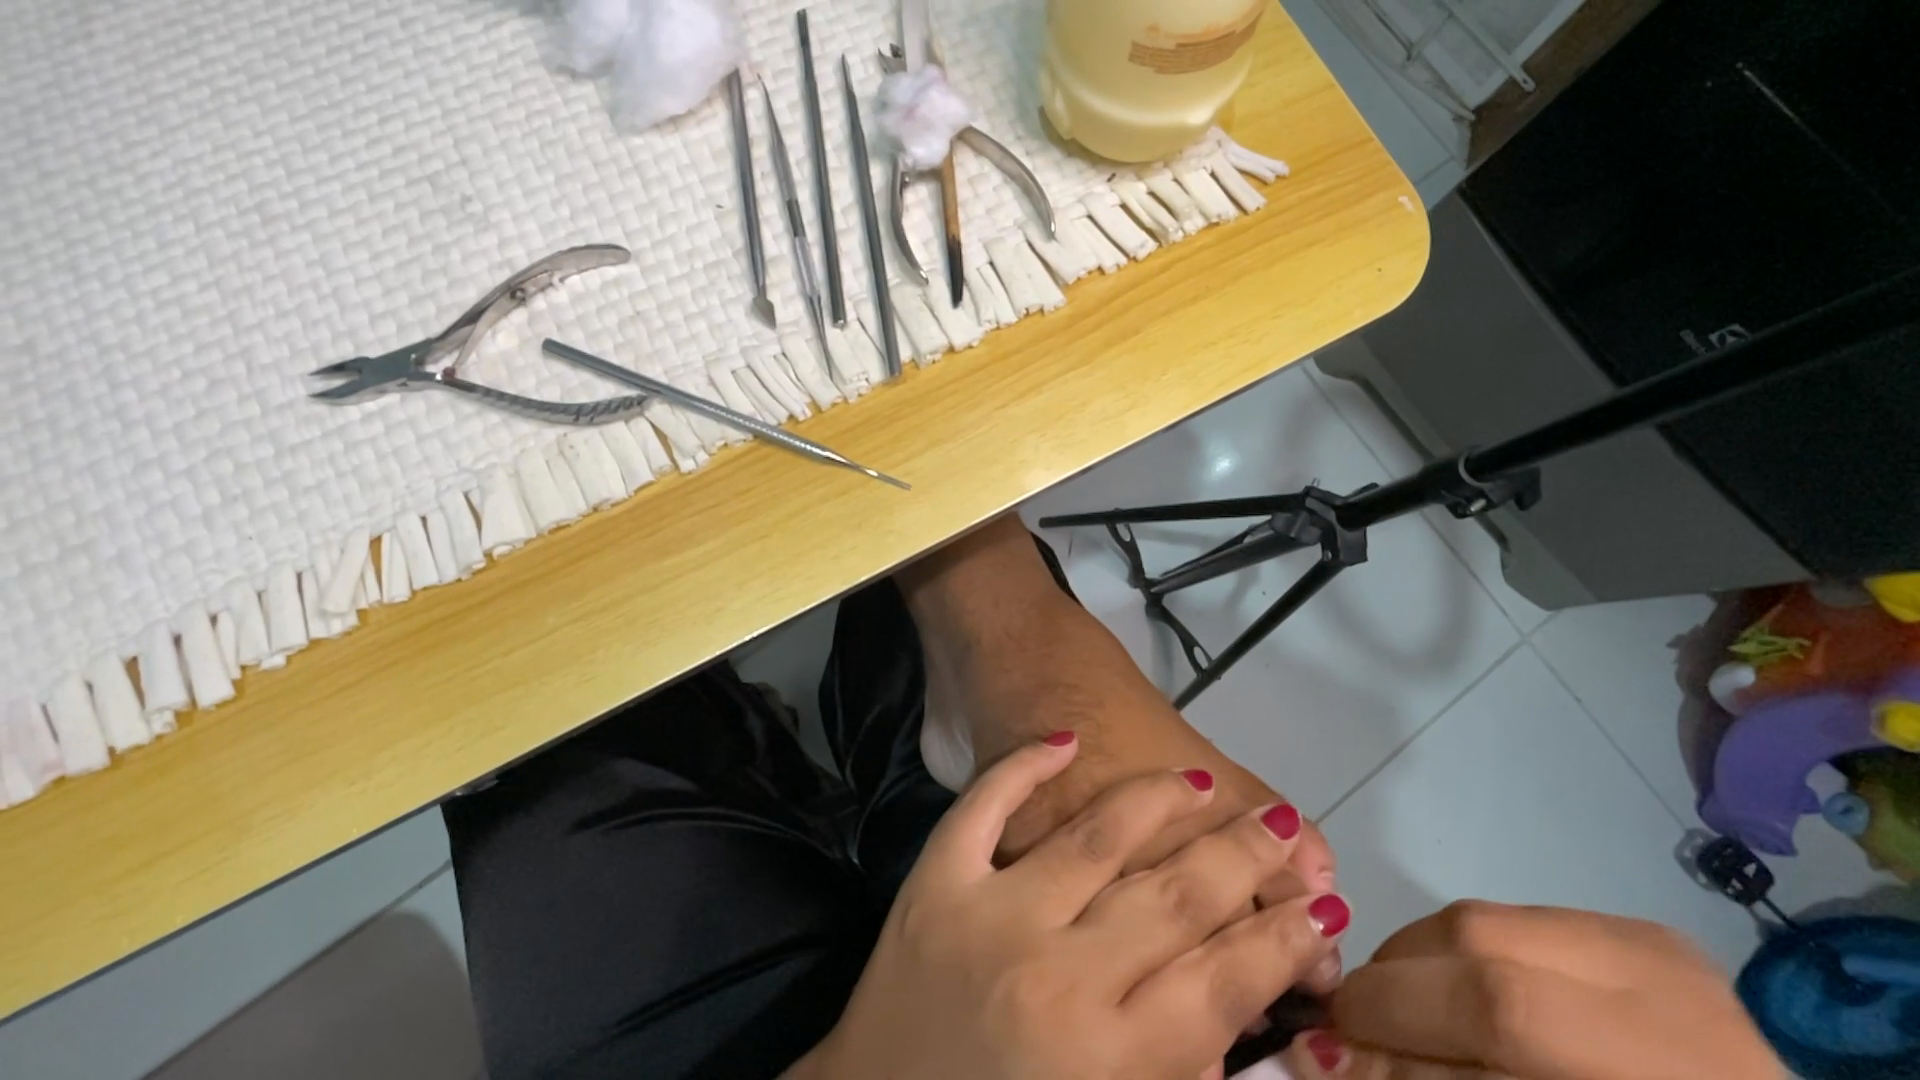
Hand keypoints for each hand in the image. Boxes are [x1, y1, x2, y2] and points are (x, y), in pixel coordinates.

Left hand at [793, 732, 1350, 1079]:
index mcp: (1112, 1057)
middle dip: (1245, 858)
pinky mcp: (933, 882)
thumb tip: (1248, 1001)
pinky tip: (1064, 740)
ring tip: (1203, 782)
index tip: (1322, 908)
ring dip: (1159, 800)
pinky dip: (1022, 765)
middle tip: (1279, 828)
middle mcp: (1059, 975)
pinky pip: (984, 807)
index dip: (1285, 938)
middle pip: (1178, 896)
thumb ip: (1183, 1065)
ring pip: (1097, 836)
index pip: (1226, 979)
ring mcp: (989, 916)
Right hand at [1279, 901, 1779, 1078]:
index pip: (1498, 1004)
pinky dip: (1467, 952)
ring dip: (1423, 959)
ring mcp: (1652, 945)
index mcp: (1655, 1059)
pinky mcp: (1639, 930)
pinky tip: (1468, 995)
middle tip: (1358, 1021)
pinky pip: (1514, 918)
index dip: (1394, 1012)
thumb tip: (1319, 1051)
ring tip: (1411, 1012)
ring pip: (1488, 914)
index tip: (1329, 1040)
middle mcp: (1662, 981)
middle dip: (1394, 975)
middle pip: (1478, 934)